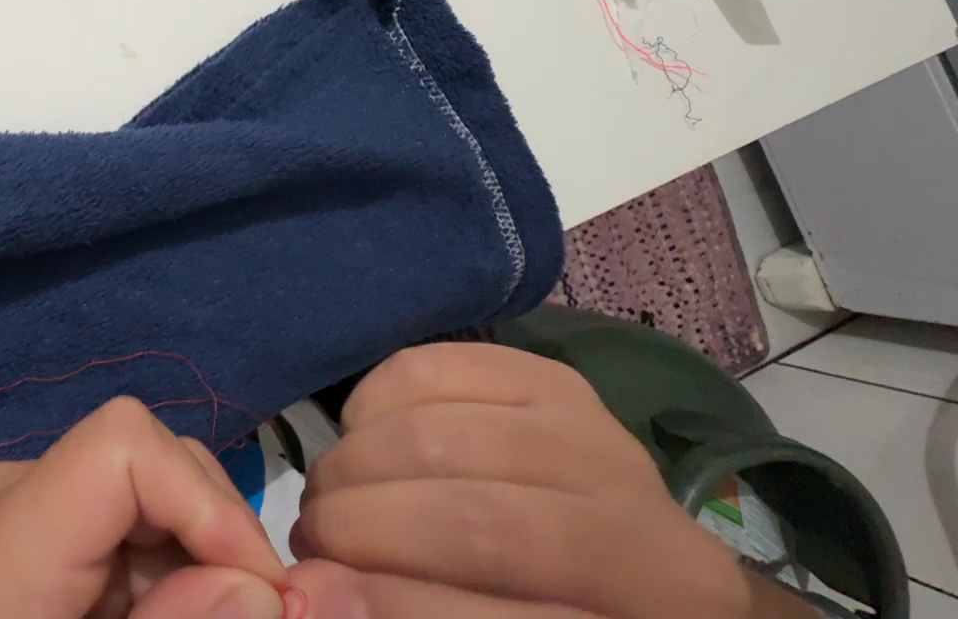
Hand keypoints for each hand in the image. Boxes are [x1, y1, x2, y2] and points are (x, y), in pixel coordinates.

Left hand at [0, 396, 290, 618]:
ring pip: (143, 481)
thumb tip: (262, 591)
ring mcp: (15, 505)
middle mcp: (8, 495)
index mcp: (6, 540)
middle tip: (257, 615)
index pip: (123, 442)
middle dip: (217, 530)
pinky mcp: (28, 528)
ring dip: (199, 549)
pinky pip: (118, 512)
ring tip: (207, 614)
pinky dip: (166, 560)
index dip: (209, 502)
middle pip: (144, 454)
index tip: (265, 591)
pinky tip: (162, 609)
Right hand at [284, 343, 816, 618]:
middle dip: (361, 527)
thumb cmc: (547, 606)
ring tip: (325, 495)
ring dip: (352, 466)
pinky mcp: (543, 375)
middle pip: (479, 521)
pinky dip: (368, 403)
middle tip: (310, 540)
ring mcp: (598, 436)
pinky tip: (358, 437)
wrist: (604, 554)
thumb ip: (414, 617)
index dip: (402, 605)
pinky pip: (430, 369)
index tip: (315, 594)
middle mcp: (653, 530)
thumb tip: (314, 591)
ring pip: (441, 436)